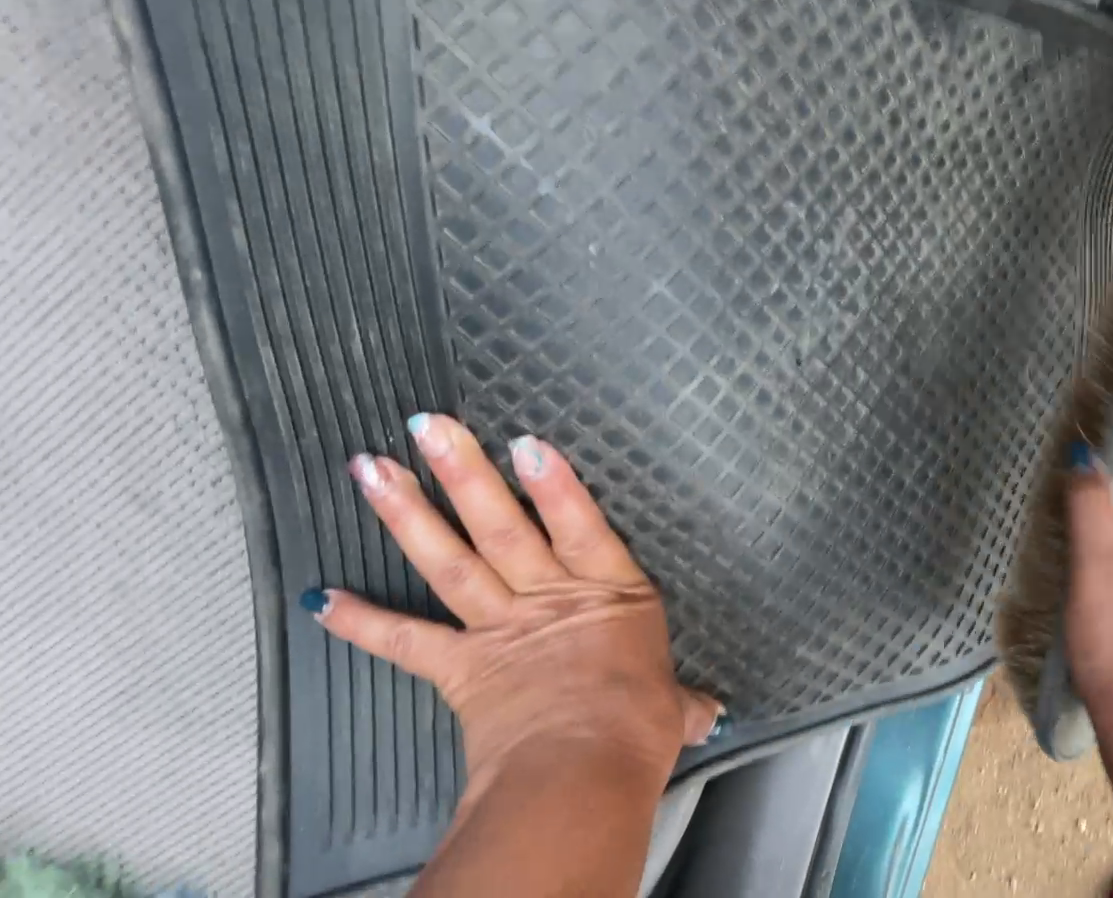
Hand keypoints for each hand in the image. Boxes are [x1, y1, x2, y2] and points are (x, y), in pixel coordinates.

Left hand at [309, 414, 722, 793]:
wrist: (582, 773)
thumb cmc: (638, 728)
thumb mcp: (672, 708)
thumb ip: (683, 702)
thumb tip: (708, 715)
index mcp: (610, 594)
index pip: (581, 525)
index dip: (554, 484)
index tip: (522, 441)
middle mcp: (551, 597)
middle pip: (503, 527)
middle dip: (465, 474)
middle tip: (429, 426)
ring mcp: (500, 628)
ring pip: (452, 561)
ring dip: (410, 514)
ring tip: (373, 470)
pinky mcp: (459, 668)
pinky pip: (404, 640)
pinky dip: (360, 620)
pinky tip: (318, 596)